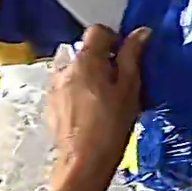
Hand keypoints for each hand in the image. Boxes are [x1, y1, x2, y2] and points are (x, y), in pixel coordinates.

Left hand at [48, 25, 150, 190]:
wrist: (84, 158)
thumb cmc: (113, 121)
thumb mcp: (130, 86)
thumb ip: (133, 56)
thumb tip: (140, 32)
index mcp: (85, 61)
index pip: (98, 31)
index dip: (116, 39)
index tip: (129, 56)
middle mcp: (64, 69)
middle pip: (86, 51)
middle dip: (105, 59)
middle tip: (124, 80)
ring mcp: (54, 86)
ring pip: (77, 69)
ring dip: (93, 75)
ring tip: (110, 96)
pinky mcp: (51, 103)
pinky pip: (69, 85)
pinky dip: (83, 89)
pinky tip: (96, 108)